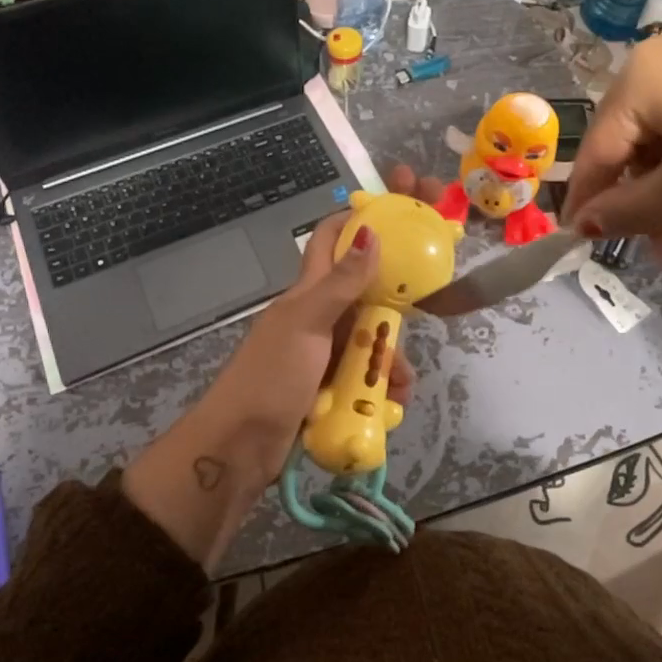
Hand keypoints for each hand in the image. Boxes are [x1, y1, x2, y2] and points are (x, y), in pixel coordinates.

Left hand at [121, 167, 439, 564]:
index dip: (359, 222)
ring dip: (390, 361)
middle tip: (423, 316)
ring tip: (401, 384)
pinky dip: (380, 391)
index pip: (332, 241)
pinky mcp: (328, 390)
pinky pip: (364, 381)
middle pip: (364, 296)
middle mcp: (318, 317)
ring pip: (370, 343)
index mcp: (308, 293)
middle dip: (394, 309)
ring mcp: (323, 355)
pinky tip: (392, 405)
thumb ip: (342, 283)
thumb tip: (371, 232)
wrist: (238, 449)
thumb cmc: (270, 378)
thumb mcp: (308, 325)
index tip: (399, 211)